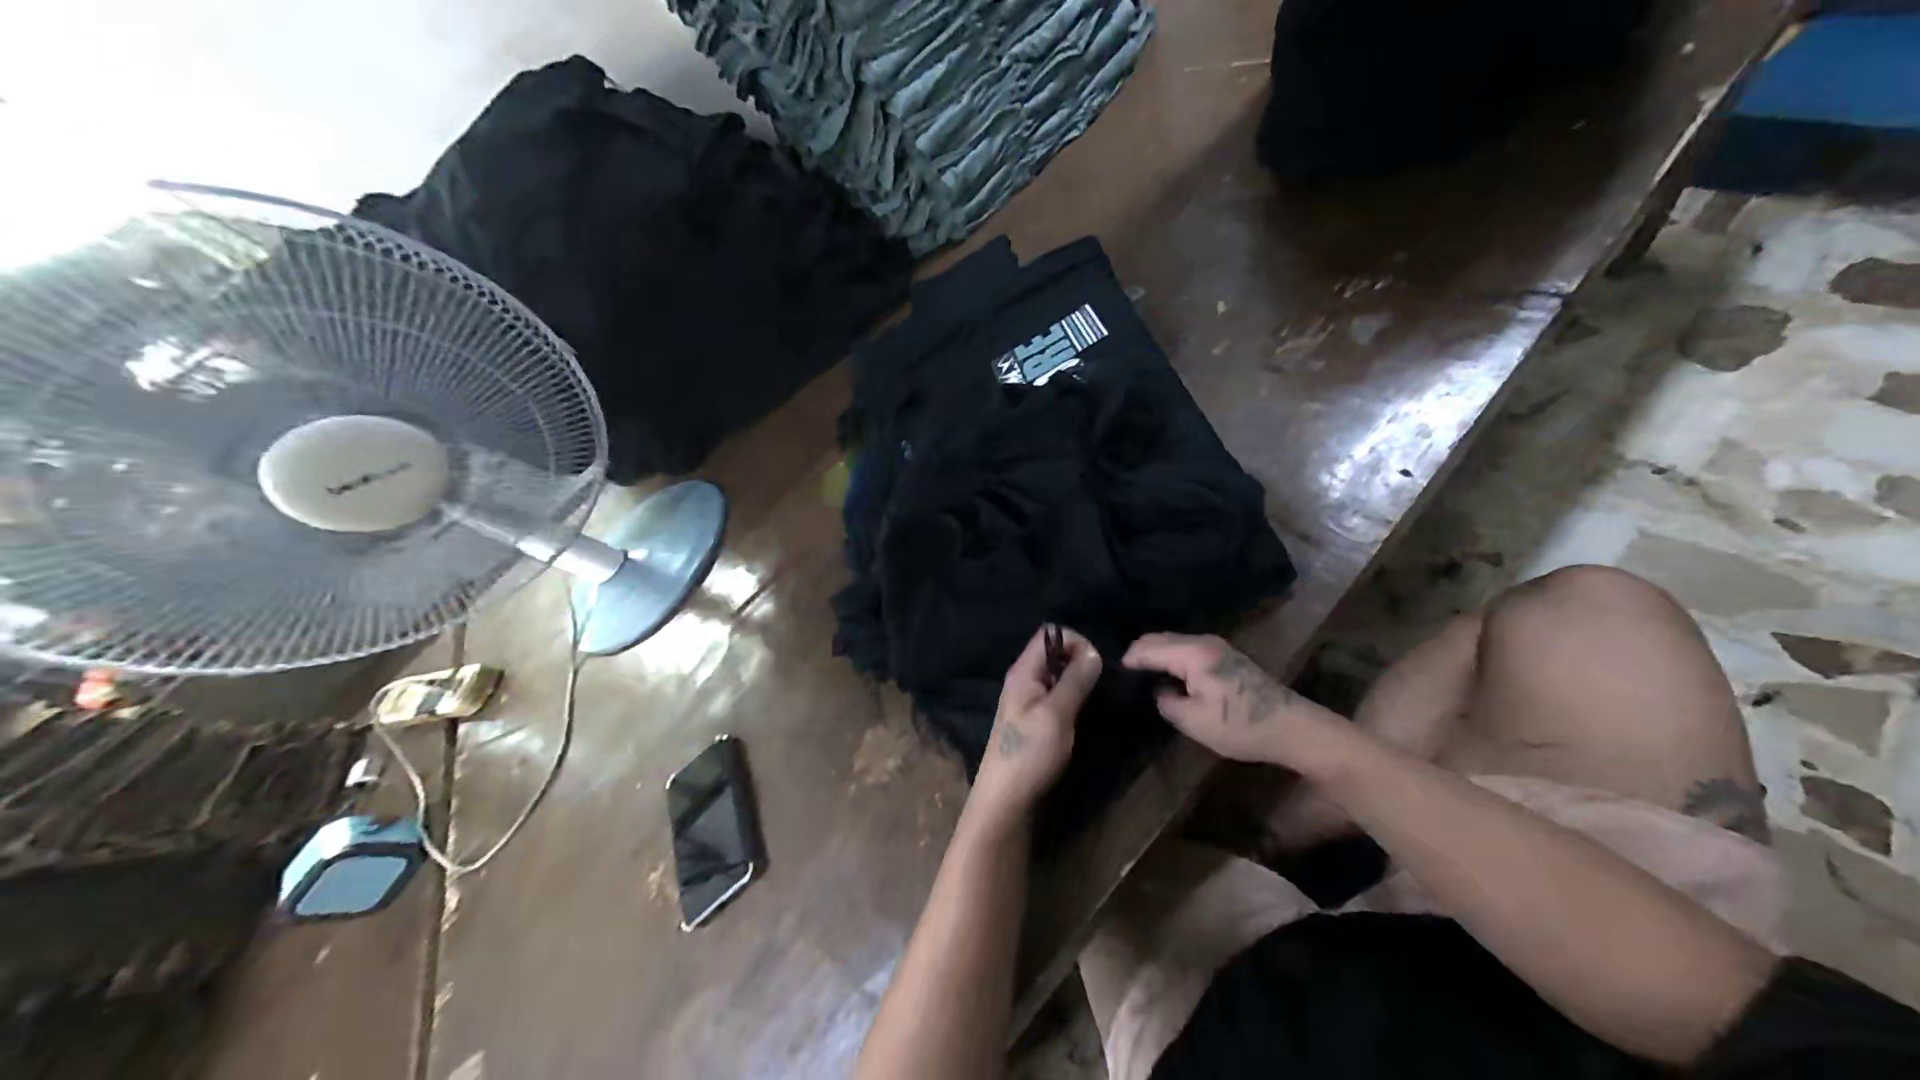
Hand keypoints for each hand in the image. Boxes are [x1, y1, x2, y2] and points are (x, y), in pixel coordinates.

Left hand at [967, 626, 1101, 829]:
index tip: (1096, 664)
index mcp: (1023, 671)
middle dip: (1080, 661)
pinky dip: (1071, 699)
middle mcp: (1023, 680)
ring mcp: (1026, 701)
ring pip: (1057, 676)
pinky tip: (1082, 714)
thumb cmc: (1029, 753)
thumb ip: (1074, 680)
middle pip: (1054, 653)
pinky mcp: (1033, 721)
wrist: (1005, 799)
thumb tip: (1093, 651)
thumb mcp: (1056, 713)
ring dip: (1077, 681)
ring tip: (1095, 698)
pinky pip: (1055, 696)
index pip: (1049, 634)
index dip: (1075, 641)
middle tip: (1100, 683)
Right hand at [1122, 633, 1345, 769]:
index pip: (1148, 647)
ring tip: (1138, 673)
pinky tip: (1165, 673)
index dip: (1127, 659)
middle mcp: (1203, 642)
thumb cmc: (1242, 726)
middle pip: (1159, 638)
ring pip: (1173, 642)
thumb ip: (1167, 703)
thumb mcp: (1195, 722)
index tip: (1110, 673)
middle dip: (1138, 652)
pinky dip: (1170, 656)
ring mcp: (1217, 646)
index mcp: (1193, 654)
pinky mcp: (1226, 656)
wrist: (1294, 728)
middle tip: (1120, 674)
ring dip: (1155, 653)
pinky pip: (1186, 648)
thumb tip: (1160, 691)